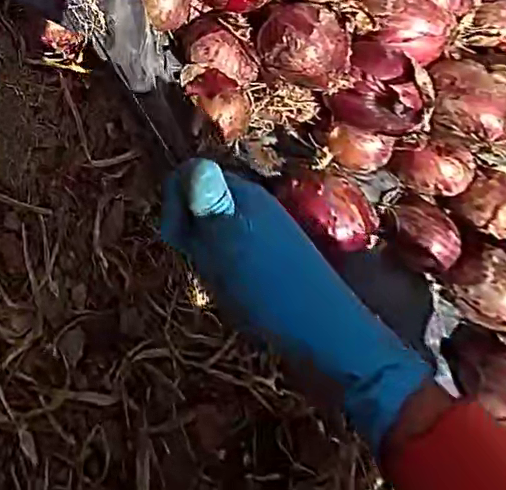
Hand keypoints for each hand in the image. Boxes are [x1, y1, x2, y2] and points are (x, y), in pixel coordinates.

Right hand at [160, 159, 434, 451]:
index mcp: (243, 194)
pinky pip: (230, 250)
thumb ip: (209, 202)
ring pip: (212, 228)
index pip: (188, 174)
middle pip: (199, 201)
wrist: (331, 341)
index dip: (174, 203)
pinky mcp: (269, 259)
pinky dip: (221, 269)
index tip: (176, 240)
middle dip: (188, 231)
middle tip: (199, 265)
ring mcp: (263, 232)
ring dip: (203, 254)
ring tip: (216, 282)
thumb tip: (194, 163)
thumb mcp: (231, 243)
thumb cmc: (273, 289)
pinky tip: (231, 292)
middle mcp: (253, 205)